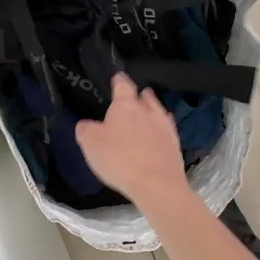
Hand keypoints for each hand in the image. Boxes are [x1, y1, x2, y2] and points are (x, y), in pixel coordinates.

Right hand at [74, 73, 190, 207]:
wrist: (156, 183)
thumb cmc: (119, 158)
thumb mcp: (91, 144)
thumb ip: (86, 130)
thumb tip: (85, 124)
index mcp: (125, 106)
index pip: (122, 85)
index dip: (119, 80)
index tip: (118, 77)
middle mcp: (147, 111)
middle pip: (145, 97)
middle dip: (140, 95)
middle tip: (137, 95)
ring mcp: (164, 127)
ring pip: (159, 112)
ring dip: (153, 110)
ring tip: (149, 111)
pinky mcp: (174, 145)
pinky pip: (167, 130)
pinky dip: (162, 130)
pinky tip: (159, 134)